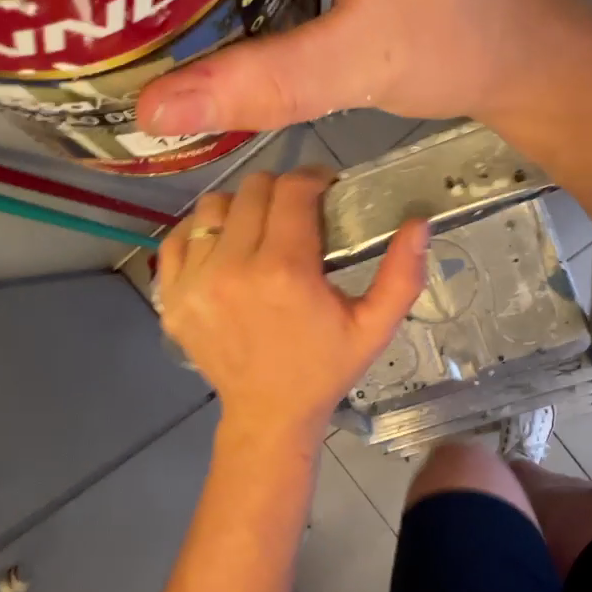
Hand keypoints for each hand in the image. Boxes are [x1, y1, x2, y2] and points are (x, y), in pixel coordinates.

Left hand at [158, 169, 429, 438]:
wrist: (269, 413)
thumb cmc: (325, 368)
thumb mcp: (374, 328)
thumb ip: (401, 275)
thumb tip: (420, 223)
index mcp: (286, 271)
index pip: (292, 190)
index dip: (312, 177)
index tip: (323, 187)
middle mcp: (234, 268)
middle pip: (251, 190)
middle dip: (279, 190)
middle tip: (295, 211)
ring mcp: (195, 283)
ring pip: (213, 207)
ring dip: (239, 209)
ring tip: (258, 229)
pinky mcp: (171, 298)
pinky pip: (179, 238)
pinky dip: (201, 234)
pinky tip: (223, 248)